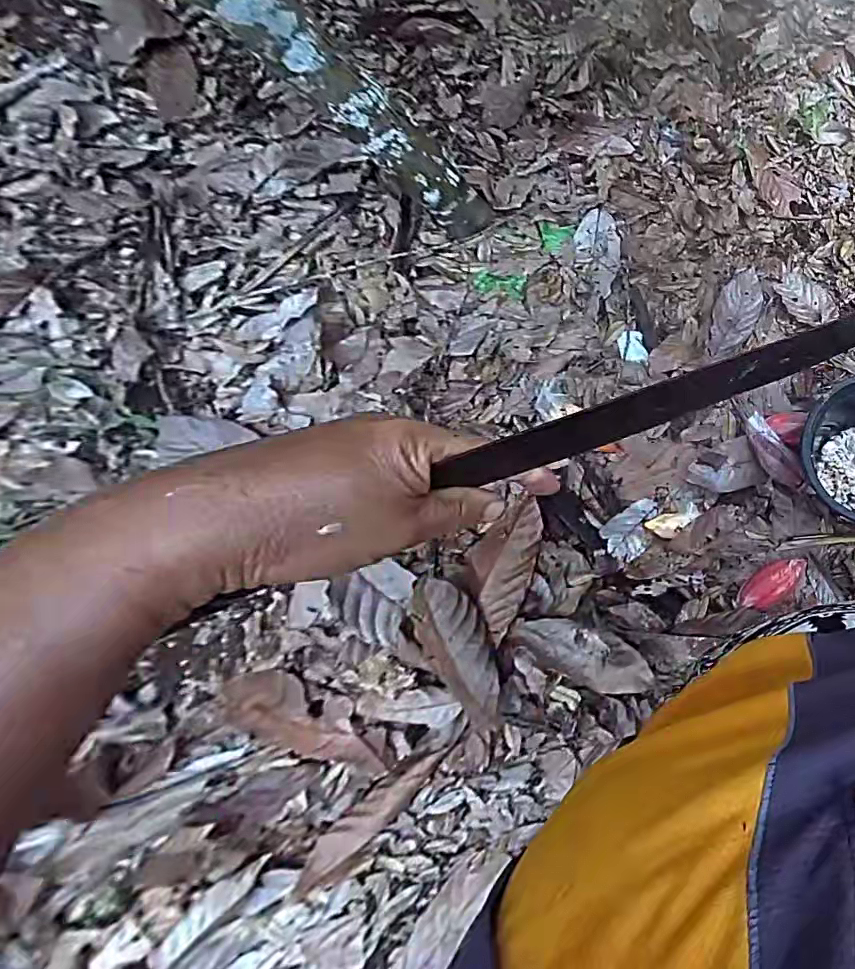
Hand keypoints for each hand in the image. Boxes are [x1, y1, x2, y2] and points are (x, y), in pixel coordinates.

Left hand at [26, 416, 557, 617]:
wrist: (187, 532)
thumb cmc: (313, 524)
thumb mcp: (403, 526)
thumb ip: (458, 511)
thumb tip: (495, 501)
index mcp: (408, 436)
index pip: (483, 452)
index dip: (521, 470)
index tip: (554, 482)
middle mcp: (377, 431)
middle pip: (443, 462)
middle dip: (458, 493)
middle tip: (457, 529)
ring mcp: (337, 444)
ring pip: (403, 474)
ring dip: (414, 502)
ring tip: (388, 538)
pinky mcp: (305, 464)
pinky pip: (367, 479)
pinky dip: (377, 503)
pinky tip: (350, 531)